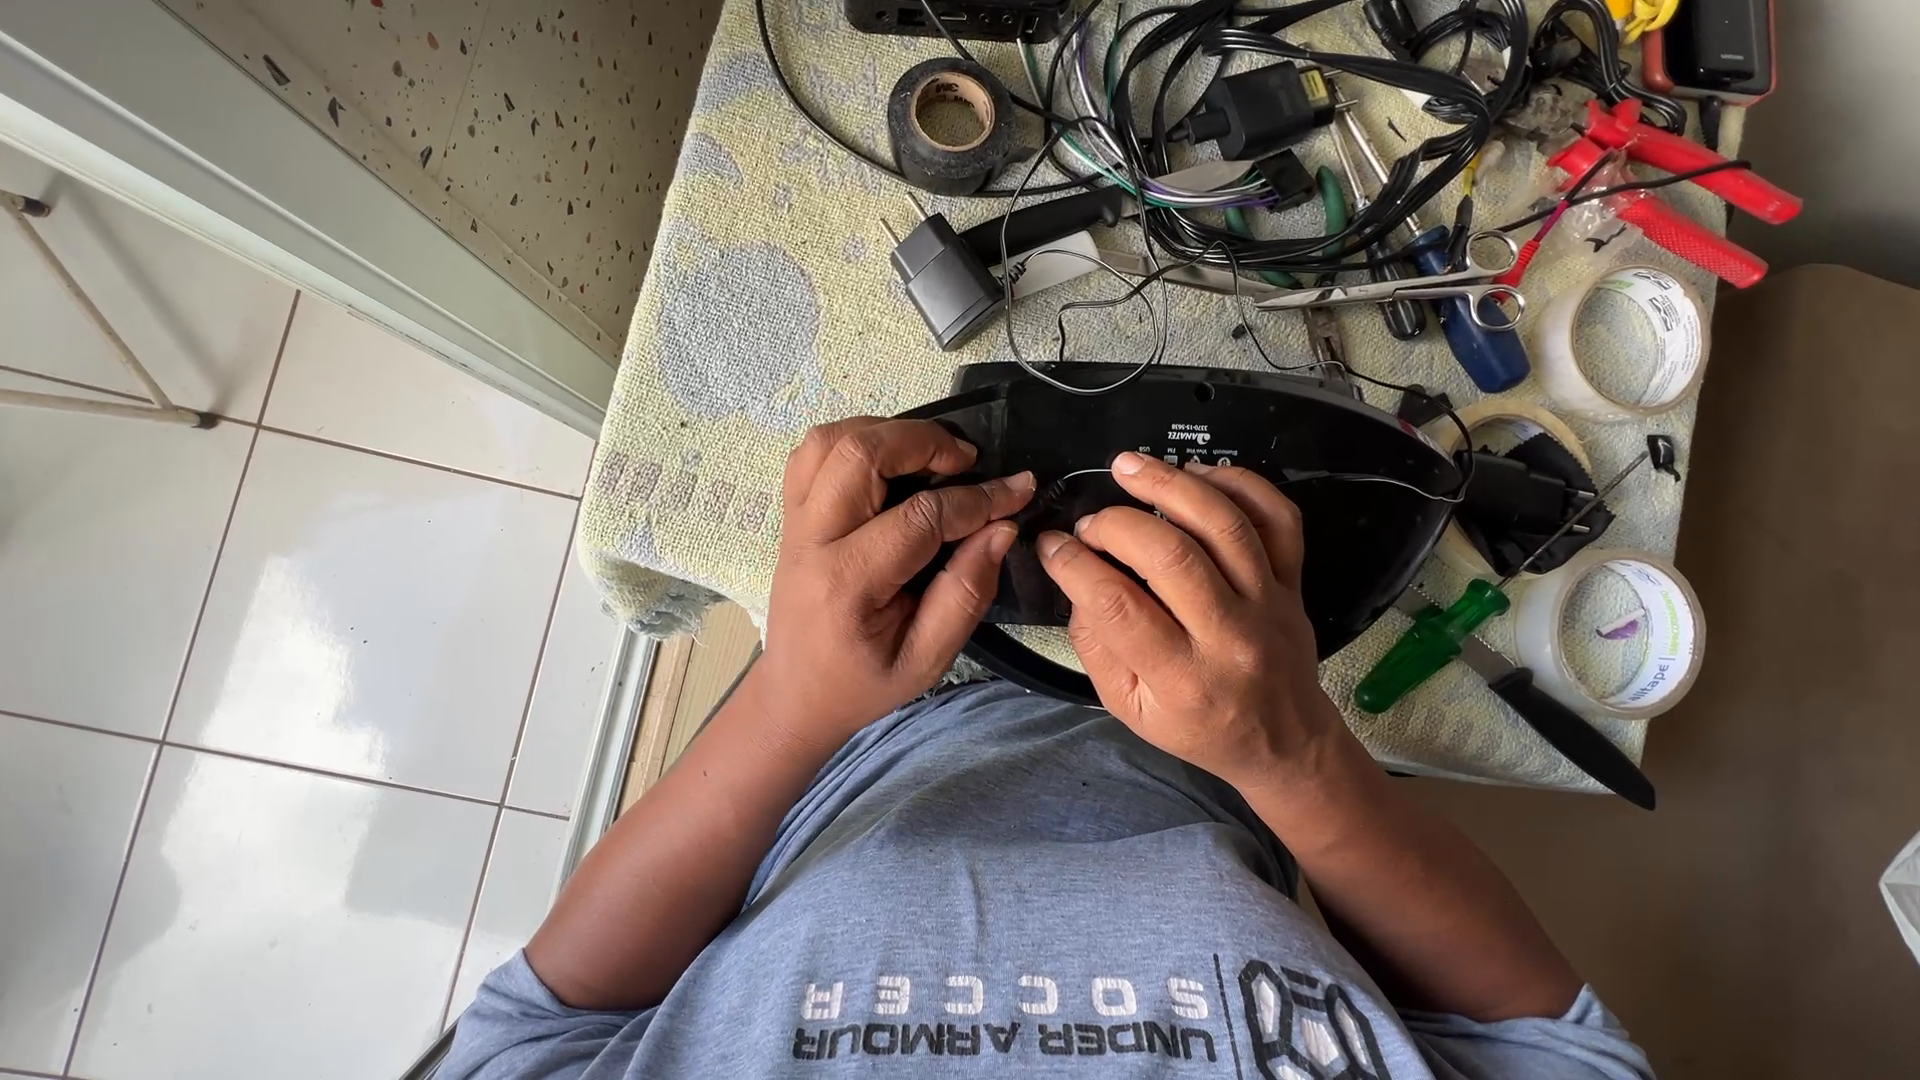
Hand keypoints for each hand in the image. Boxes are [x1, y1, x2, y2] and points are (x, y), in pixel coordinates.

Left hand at [753, 418, 1034, 749]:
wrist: (797, 695)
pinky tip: (889, 459)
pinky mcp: (791, 515)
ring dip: (886, 432)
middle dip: (924, 442)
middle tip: (968, 460)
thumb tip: (1002, 528)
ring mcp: (794, 523)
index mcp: (847, 584)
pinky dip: (854, 440)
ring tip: (929, 454)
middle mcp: (812, 541)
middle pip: (859, 455)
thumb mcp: (927, 660)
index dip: (978, 498)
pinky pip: (811, 453)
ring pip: (829, 441)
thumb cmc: (864, 684)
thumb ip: (965, 594)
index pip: (919, 517)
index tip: (1019, 489)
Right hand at [1035, 452, 1345, 788]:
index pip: (1118, 606)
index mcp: (1182, 678)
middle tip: (1090, 523)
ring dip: (1170, 485)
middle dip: (1117, 524)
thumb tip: (1078, 577)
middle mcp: (1231, 636)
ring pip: (1223, 525)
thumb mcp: (1127, 706)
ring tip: (1128, 466)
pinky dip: (1239, 483)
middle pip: (1171, 556)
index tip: (1052, 545)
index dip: (1074, 565)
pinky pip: (1277, 518)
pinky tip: (1197, 473)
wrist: (1283, 739)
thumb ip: (1094, 644)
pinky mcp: (1293, 581)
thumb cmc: (1197, 727)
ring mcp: (1269, 602)